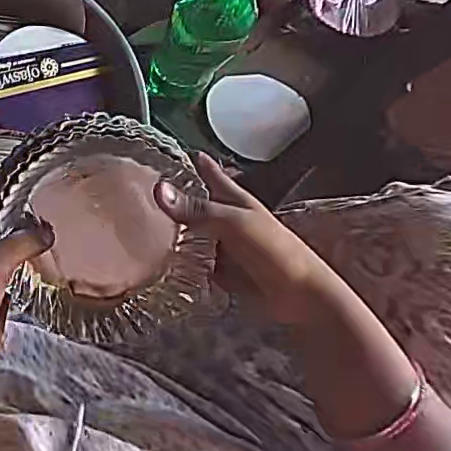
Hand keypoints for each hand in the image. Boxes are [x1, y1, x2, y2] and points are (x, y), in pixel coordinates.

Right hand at [153, 153, 338, 325]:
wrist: (300, 297)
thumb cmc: (273, 249)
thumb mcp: (232, 222)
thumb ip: (196, 209)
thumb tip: (159, 189)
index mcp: (236, 201)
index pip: (214, 176)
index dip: (202, 165)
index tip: (186, 153)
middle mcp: (231, 222)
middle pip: (201, 207)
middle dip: (180, 201)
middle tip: (151, 194)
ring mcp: (228, 249)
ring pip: (198, 237)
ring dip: (179, 235)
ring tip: (150, 228)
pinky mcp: (226, 275)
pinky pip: (200, 266)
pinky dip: (186, 265)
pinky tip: (168, 264)